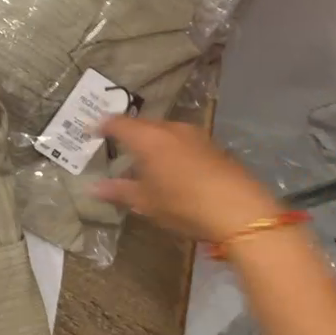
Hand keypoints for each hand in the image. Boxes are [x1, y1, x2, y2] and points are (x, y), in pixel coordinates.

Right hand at [88, 115, 284, 244]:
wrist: (242, 211)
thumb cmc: (184, 204)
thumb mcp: (146, 202)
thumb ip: (118, 191)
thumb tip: (93, 187)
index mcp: (146, 137)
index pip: (117, 122)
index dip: (102, 126)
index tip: (93, 133)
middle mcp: (169, 129)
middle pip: (142, 125)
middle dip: (129, 135)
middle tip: (119, 150)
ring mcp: (195, 136)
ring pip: (165, 132)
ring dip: (153, 142)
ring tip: (147, 161)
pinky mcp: (215, 147)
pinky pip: (184, 141)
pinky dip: (173, 150)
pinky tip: (175, 170)